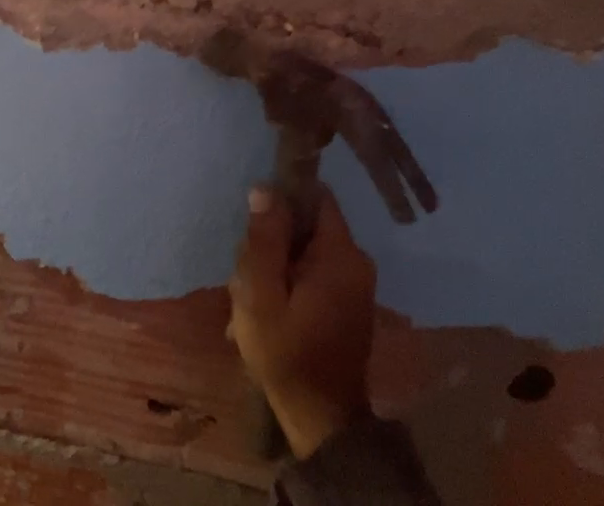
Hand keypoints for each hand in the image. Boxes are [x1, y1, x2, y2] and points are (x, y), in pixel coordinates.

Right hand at [228, 187, 376, 458]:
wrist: (321, 416)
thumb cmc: (285, 352)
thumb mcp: (260, 292)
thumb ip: (263, 239)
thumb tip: (265, 187)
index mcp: (340, 255)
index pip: (316, 197)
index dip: (282, 198)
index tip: (252, 221)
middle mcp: (356, 262)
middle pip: (305, 225)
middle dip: (270, 242)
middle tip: (246, 276)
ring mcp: (354, 284)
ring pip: (303, 250)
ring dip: (273, 267)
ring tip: (251, 300)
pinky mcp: (347, 302)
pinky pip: (311, 272)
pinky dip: (286, 284)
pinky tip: (266, 310)